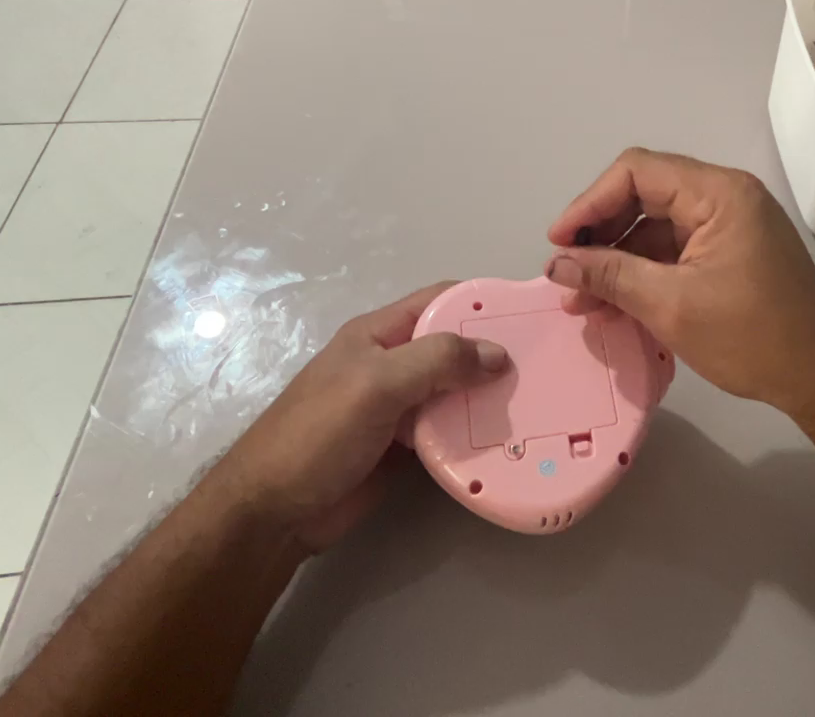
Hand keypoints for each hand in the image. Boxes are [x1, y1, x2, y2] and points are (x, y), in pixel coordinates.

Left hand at [206, 283, 508, 552]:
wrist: (273, 515)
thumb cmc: (317, 435)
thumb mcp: (377, 384)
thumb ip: (437, 361)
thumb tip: (499, 354)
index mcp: (379, 334)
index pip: (439, 300)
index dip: (480, 300)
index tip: (527, 312)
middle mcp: (392, 364)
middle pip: (453, 346)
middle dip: (492, 351)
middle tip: (541, 363)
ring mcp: (398, 406)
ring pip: (454, 389)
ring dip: (486, 394)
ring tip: (534, 400)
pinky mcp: (404, 445)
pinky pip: (447, 428)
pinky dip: (472, 429)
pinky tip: (503, 437)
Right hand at [542, 149, 814, 419]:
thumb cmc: (752, 337)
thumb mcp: (671, 306)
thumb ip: (610, 276)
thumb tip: (557, 264)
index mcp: (719, 193)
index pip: (637, 172)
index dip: (590, 203)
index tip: (559, 244)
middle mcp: (725, 197)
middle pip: (645, 196)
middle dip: (601, 236)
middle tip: (566, 278)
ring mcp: (730, 226)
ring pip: (657, 228)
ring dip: (618, 261)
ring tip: (583, 303)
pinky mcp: (731, 254)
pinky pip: (676, 251)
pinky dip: (644, 274)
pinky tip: (616, 305)